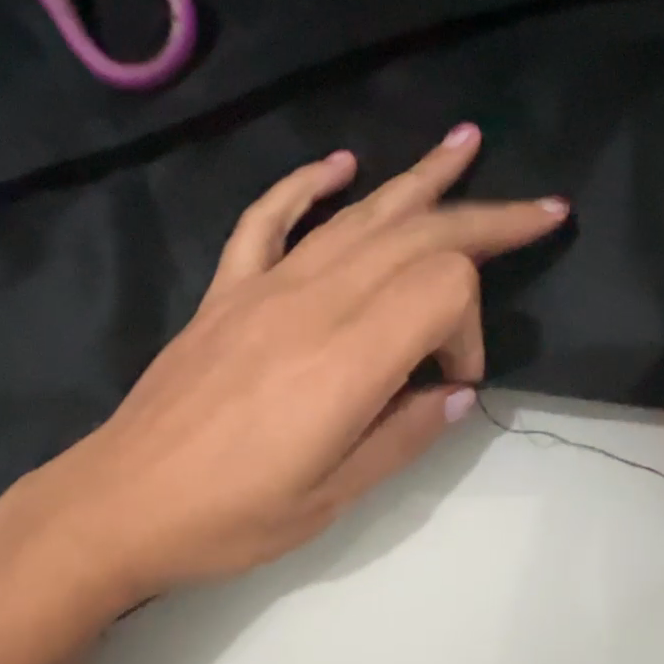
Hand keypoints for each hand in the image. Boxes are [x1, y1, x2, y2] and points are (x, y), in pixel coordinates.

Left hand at [3, 125, 567, 602]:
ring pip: (356, 215)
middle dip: (486, 221)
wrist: (119, 503)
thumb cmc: (228, 518)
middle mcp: (310, 305)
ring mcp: (261, 290)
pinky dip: (307, 185)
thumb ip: (403, 437)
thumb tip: (454, 393)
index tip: (449, 384)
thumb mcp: (331, 499)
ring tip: (467, 145)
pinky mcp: (224, 294)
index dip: (469, 329)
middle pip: (416, 234)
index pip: (443, 288)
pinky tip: (341, 164)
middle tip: (544, 212)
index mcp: (345, 361)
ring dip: (419, 180)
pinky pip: (268, 219)